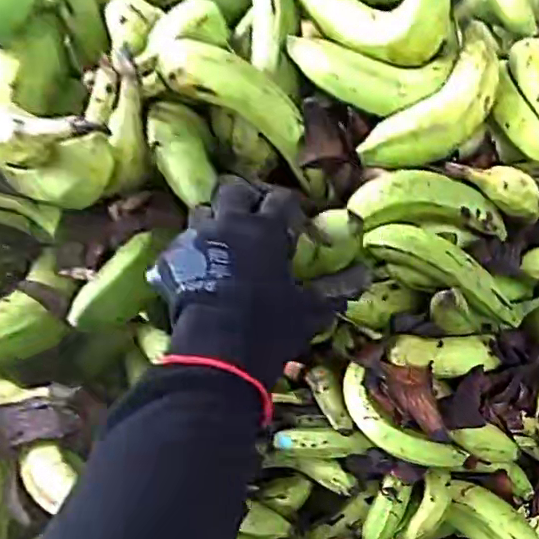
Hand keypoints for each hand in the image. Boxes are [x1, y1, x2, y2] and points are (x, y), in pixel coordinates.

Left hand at [150, 177, 332, 389]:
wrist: (221, 350)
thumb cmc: (273, 327)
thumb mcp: (311, 310)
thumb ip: (335, 289)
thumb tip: (366, 274)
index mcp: (265, 230)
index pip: (283, 199)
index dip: (294, 208)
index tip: (302, 223)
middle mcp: (227, 223)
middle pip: (234, 188)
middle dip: (250, 198)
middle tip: (262, 217)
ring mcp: (195, 238)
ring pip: (205, 210)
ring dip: (220, 220)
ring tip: (233, 240)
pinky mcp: (173, 260)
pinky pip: (185, 244)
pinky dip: (199, 250)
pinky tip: (209, 267)